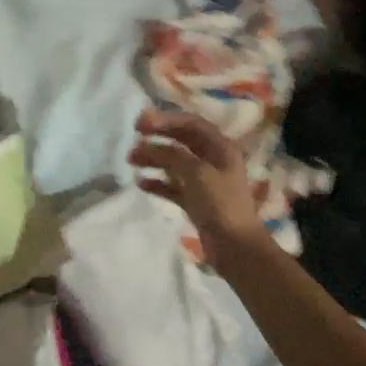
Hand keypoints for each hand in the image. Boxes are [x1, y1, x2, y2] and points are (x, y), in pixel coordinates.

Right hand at [128, 108, 269, 265]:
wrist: (234, 246)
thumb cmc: (220, 204)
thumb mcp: (197, 173)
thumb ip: (171, 155)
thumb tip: (147, 145)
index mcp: (221, 148)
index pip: (191, 123)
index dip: (165, 119)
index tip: (141, 123)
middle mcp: (213, 160)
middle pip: (181, 141)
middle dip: (157, 137)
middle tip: (134, 137)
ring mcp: (204, 182)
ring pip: (174, 163)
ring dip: (153, 158)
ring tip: (131, 160)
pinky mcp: (195, 201)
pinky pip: (172, 186)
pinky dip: (157, 182)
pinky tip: (141, 183)